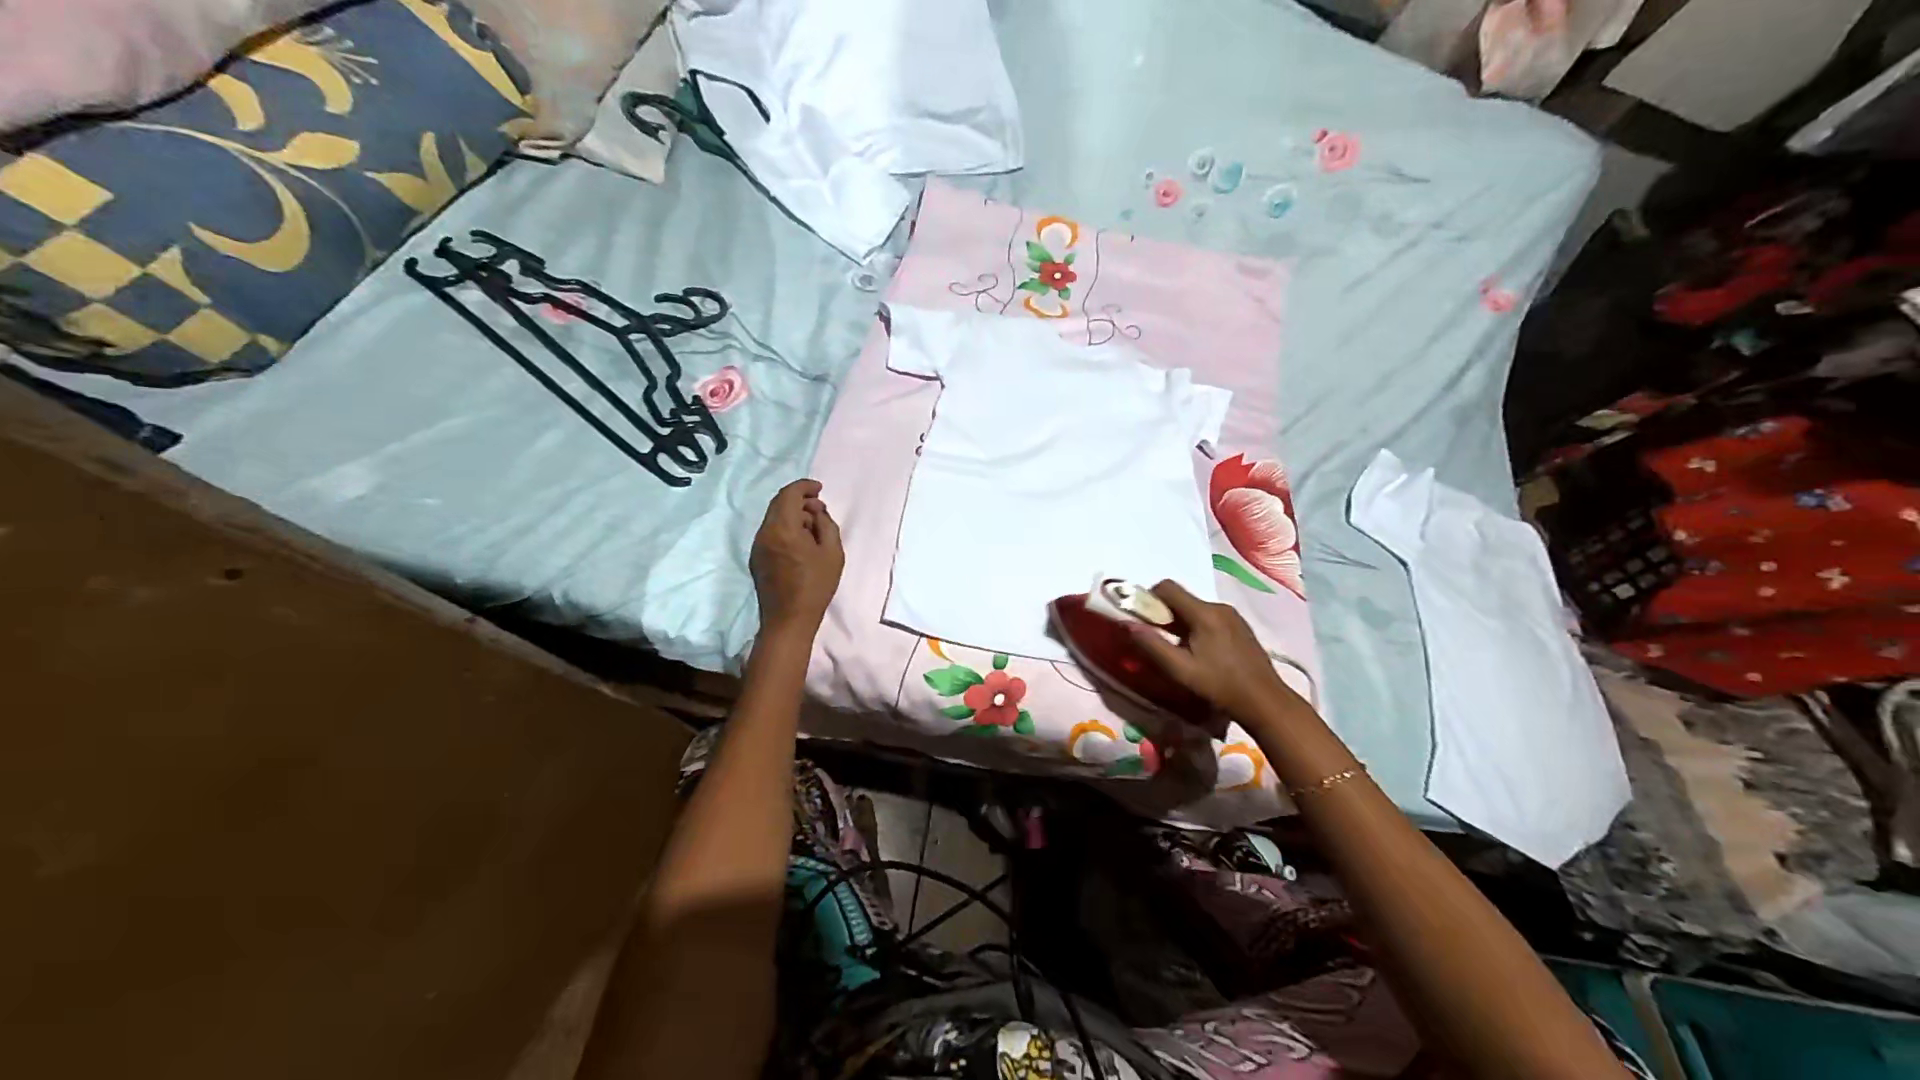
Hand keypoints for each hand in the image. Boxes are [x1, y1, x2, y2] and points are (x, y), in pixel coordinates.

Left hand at [750, 479, 843, 637]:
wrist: (788, 620)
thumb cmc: (815, 586)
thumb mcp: (832, 553)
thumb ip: (826, 525)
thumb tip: (816, 513)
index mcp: (783, 529)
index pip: (789, 495)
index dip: (804, 487)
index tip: (819, 489)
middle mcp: (764, 533)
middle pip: (778, 504)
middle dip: (799, 500)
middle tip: (819, 508)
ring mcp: (757, 546)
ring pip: (774, 518)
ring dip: (793, 515)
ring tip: (813, 527)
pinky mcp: (757, 558)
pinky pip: (771, 532)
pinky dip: (786, 528)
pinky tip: (801, 542)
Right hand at [1130, 580, 1313, 734]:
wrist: (1265, 701)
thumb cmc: (1220, 686)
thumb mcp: (1180, 669)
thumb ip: (1152, 644)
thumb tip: (1127, 624)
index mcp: (1204, 612)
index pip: (1167, 587)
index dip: (1149, 598)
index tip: (1143, 619)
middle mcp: (1219, 607)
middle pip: (1182, 598)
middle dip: (1164, 614)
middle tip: (1158, 639)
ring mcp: (1233, 616)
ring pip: (1196, 609)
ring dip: (1181, 622)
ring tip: (1180, 649)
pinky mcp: (1240, 627)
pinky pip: (1210, 617)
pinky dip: (1197, 627)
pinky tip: (1201, 652)